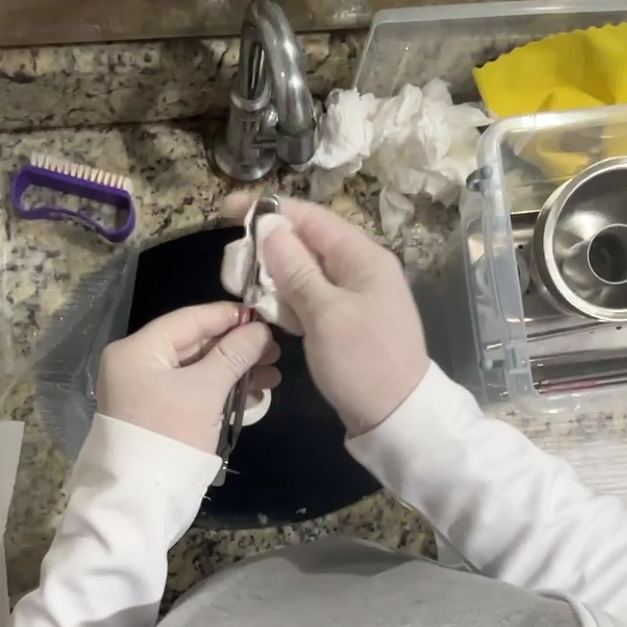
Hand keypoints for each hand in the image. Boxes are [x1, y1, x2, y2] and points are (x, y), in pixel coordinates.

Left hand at [97, 301, 280, 452]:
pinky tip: (254, 397)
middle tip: (275, 352)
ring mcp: (147, 392)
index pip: (189, 319)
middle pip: (195, 345)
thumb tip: (261, 329)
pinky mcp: (159, 415)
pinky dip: (222, 392)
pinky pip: (194, 393)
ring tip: (272, 377)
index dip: (228, 316)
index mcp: (137, 350)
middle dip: (237, 349)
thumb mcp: (206, 391)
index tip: (264, 316)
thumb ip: (234, 355)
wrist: (142, 497)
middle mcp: (137, 365)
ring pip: (198, 371)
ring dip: (235, 372)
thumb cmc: (171, 435)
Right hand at [226, 195, 427, 436]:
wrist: (396, 415)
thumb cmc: (363, 362)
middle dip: (269, 246)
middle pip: (308, 243)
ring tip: (242, 283)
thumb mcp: (326, 315)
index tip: (229, 212)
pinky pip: (312, 299)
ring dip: (275, 275)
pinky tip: (267, 308)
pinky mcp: (346, 322)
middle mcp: (360, 270)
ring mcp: (354, 297)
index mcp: (363, 258)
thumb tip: (271, 231)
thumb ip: (297, 272)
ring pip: (307, 273)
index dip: (270, 211)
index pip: (312, 219)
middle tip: (232, 258)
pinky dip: (288, 300)